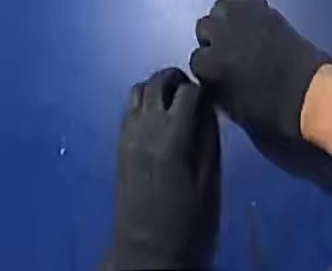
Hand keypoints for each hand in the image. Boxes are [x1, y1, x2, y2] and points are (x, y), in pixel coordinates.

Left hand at [105, 68, 219, 270]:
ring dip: (157, 86)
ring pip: (139, 88)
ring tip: (174, 100)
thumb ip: (209, 141)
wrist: (147, 253)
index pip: (187, 91)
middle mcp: (146, 125)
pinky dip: (143, 99)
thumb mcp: (209, 185)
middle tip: (192, 89)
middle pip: (157, 81)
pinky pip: (128, 105)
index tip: (212, 93)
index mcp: (172, 136)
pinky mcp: (119, 141)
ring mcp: (128, 131)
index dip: (202, 87)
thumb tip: (209, 108)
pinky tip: (157, 115)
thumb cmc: (189, 225)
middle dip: (176, 78)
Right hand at [189, 0, 331, 142]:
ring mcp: (238, 16)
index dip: (208, 67)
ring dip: (226, 20)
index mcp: (211, 63)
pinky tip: (250, 17)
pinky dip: (242, 4)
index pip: (196, 59)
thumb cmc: (273, 109)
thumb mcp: (234, 108)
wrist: (311, 93)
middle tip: (229, 51)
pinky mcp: (257, 6)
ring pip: (219, 8)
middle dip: (213, 40)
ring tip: (240, 32)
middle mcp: (219, 34)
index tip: (218, 73)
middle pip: (203, 27)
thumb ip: (216, 89)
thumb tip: (212, 80)